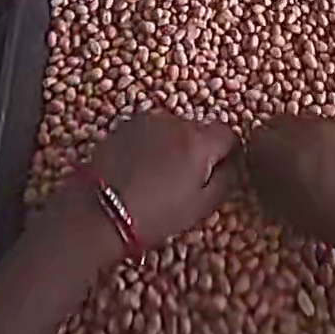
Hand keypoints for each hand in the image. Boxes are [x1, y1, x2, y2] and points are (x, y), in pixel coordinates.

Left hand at [86, 112, 238, 247]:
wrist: (99, 209)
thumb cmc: (154, 214)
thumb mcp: (200, 207)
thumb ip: (226, 180)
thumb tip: (235, 164)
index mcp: (198, 142)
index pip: (228, 134)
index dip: (228, 153)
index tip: (221, 171)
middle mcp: (176, 121)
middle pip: (200, 130)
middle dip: (200, 150)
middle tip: (186, 180)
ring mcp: (149, 119)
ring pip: (175, 128)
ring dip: (175, 145)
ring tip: (160, 176)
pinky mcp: (127, 123)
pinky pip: (152, 129)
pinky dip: (154, 142)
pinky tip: (142, 167)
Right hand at [247, 116, 334, 262]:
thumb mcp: (297, 214)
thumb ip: (272, 187)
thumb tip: (261, 174)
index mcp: (288, 152)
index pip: (255, 138)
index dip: (256, 155)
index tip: (260, 170)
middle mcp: (306, 129)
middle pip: (275, 124)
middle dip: (274, 142)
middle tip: (280, 166)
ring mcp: (331, 124)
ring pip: (300, 123)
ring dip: (297, 138)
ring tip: (309, 164)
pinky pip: (324, 126)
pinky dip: (320, 139)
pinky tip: (333, 161)